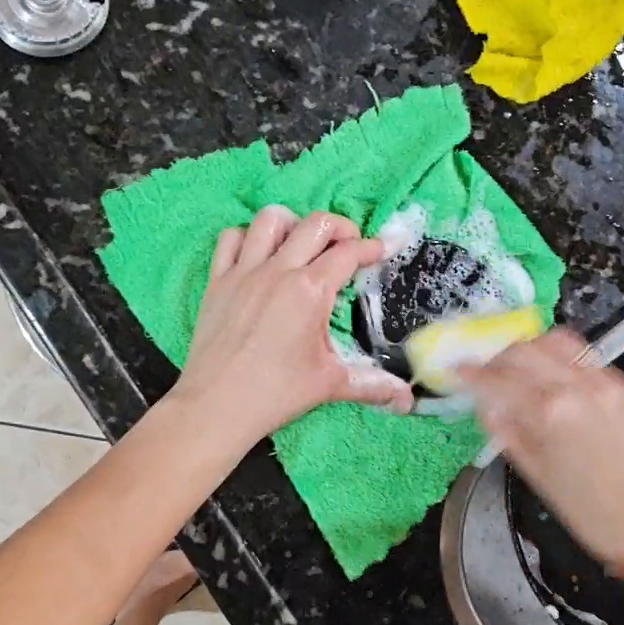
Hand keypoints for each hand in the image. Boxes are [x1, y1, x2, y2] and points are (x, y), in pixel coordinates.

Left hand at [171, 206, 413, 445]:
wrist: (215, 405)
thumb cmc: (275, 393)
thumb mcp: (329, 384)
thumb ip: (372, 384)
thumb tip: (408, 399)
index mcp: (309, 291)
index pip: (347, 253)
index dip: (371, 247)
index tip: (383, 249)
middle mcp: (277, 271)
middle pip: (315, 224)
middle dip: (340, 226)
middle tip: (348, 246)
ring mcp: (243, 271)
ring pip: (270, 219)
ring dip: (293, 224)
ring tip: (302, 244)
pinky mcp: (217, 280)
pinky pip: (230, 239)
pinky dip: (248, 237)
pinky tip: (259, 255)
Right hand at [461, 330, 623, 580]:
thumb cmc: (594, 517)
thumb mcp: (536, 475)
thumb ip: (506, 431)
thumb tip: (486, 405)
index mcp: (549, 413)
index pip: (496, 377)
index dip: (469, 372)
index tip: (455, 370)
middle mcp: (576, 386)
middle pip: (521, 350)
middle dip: (495, 358)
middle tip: (483, 373)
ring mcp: (603, 381)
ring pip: (551, 341)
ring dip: (526, 349)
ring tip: (515, 369)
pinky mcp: (622, 385)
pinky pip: (579, 353)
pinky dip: (555, 356)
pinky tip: (548, 377)